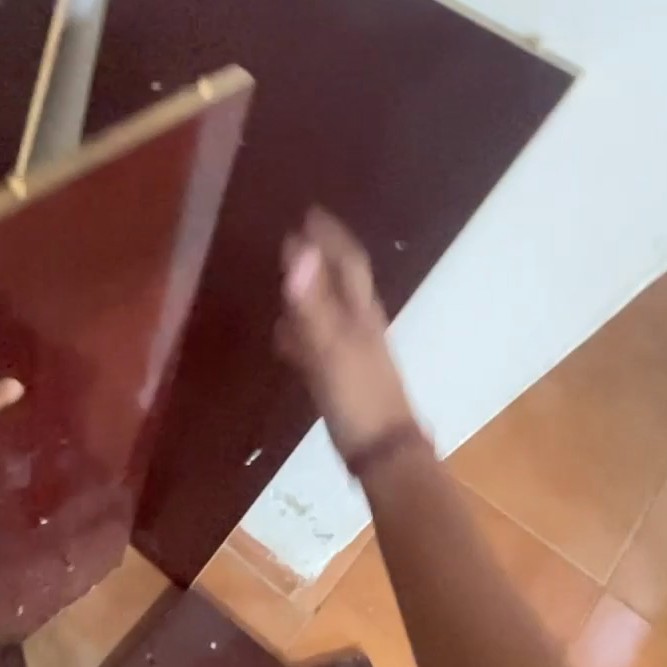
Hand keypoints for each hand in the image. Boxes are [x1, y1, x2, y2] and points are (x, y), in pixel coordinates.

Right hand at [275, 207, 416, 456]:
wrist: (383, 451)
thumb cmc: (358, 397)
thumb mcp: (330, 348)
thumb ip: (311, 304)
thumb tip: (296, 252)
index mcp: (359, 315)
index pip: (346, 264)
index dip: (330, 238)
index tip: (310, 215)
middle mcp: (358, 327)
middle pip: (339, 285)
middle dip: (320, 261)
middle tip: (296, 241)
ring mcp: (349, 353)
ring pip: (328, 314)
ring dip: (308, 295)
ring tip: (285, 281)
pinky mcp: (339, 378)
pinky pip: (316, 345)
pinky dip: (299, 334)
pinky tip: (283, 338)